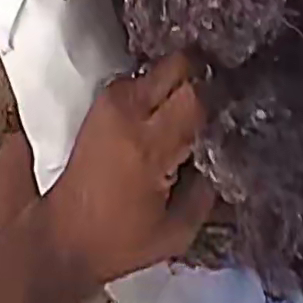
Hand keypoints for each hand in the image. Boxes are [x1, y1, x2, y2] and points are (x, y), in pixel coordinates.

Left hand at [40, 52, 217, 287]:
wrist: (67, 229)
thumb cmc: (123, 237)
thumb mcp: (178, 229)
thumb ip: (208, 187)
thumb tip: (226, 147)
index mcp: (148, 144)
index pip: (194, 97)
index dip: (219, 98)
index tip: (235, 107)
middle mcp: (128, 110)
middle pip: (176, 65)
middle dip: (200, 76)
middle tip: (216, 99)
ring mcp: (111, 98)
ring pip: (159, 68)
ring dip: (178, 83)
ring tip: (191, 109)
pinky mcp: (102, 98)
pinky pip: (141, 78)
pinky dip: (158, 89)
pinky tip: (166, 112)